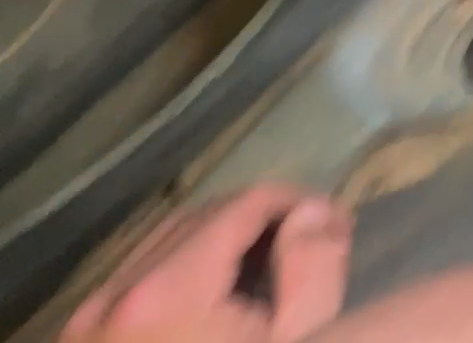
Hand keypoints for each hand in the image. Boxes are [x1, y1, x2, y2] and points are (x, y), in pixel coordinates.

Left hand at [64, 183, 350, 342]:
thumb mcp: (304, 331)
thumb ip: (316, 262)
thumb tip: (316, 209)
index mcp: (166, 291)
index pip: (245, 203)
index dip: (300, 200)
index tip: (333, 223)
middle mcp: (114, 294)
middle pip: (205, 213)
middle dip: (265, 214)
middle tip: (311, 235)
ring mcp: (88, 317)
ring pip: (168, 236)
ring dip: (226, 233)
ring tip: (270, 258)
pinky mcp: (83, 336)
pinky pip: (141, 268)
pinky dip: (189, 259)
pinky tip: (223, 286)